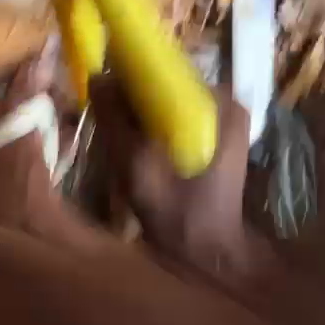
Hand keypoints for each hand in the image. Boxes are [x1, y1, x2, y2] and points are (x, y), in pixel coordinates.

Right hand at [90, 78, 262, 286]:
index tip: (106, 94)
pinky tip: (144, 146)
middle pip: (166, 82)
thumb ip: (113, 116)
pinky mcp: (223, 136)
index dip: (129, 76)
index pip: (163, 68)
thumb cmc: (175, 211)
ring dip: (144, 111)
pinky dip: (157, 123)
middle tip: (113, 119)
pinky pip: (179, 113)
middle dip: (136, 95)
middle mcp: (227, 103)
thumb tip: (96, 75)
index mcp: (217, 102)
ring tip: (126, 135)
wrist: (210, 256)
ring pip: (170, 98)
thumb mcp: (133, 162)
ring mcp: (228, 119)